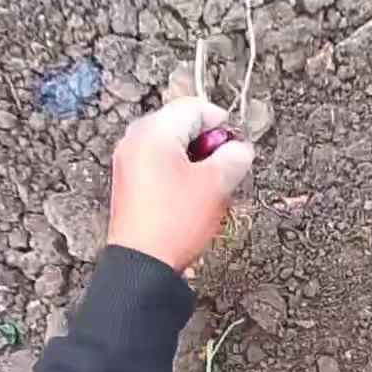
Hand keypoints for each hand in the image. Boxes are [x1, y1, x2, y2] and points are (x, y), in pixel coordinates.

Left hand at [107, 98, 255, 271]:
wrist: (143, 264)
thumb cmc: (175, 222)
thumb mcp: (216, 185)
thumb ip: (234, 158)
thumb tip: (241, 149)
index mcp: (155, 130)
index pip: (197, 108)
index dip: (224, 125)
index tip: (238, 148)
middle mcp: (136, 139)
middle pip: (184, 126)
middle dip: (210, 146)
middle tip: (227, 171)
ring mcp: (130, 161)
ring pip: (174, 148)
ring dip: (199, 162)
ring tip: (212, 190)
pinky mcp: (131, 183)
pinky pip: (162, 166)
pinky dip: (182, 175)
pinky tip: (194, 200)